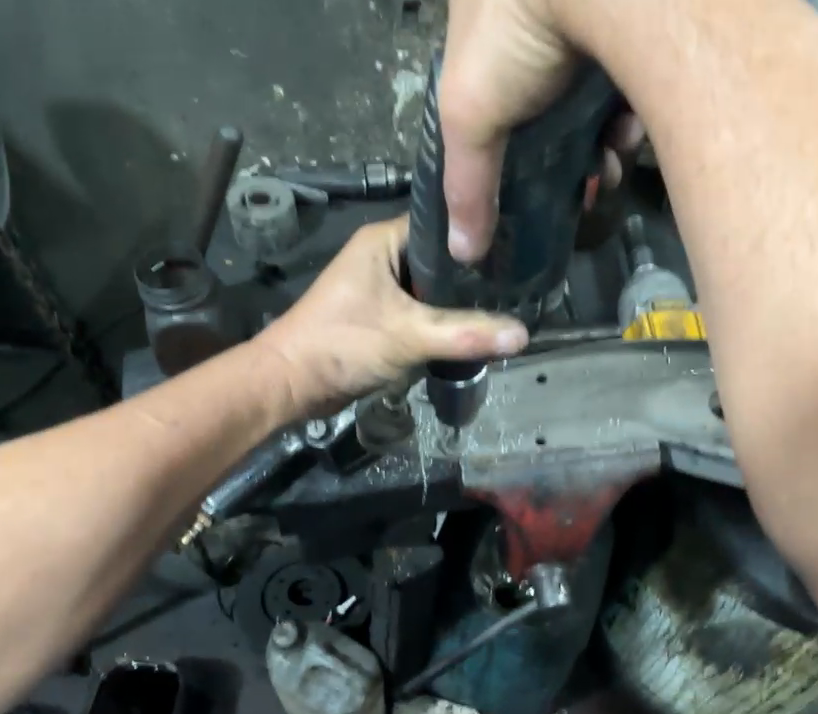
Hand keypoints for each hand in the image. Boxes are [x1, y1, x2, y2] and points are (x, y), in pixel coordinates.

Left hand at [259, 217, 528, 409]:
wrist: (292, 384)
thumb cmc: (341, 344)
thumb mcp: (407, 335)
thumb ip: (464, 334)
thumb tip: (523, 334)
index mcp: (384, 240)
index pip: (443, 224)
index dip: (479, 236)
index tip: (522, 249)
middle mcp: (384, 257)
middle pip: (443, 261)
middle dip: (477, 277)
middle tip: (525, 286)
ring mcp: (383, 290)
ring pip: (435, 292)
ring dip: (463, 305)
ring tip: (511, 308)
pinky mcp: (383, 319)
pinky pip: (424, 315)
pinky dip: (446, 325)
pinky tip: (478, 333)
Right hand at [439, 0, 642, 261]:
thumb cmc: (513, 32)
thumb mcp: (471, 116)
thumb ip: (466, 184)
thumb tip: (462, 253)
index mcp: (485, 22)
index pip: (497, 99)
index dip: (516, 149)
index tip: (538, 184)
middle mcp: (534, 15)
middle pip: (553, 106)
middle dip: (573, 154)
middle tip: (588, 182)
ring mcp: (588, 16)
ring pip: (597, 95)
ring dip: (606, 140)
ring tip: (612, 161)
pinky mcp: (632, 23)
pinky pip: (635, 73)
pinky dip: (634, 106)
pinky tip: (631, 127)